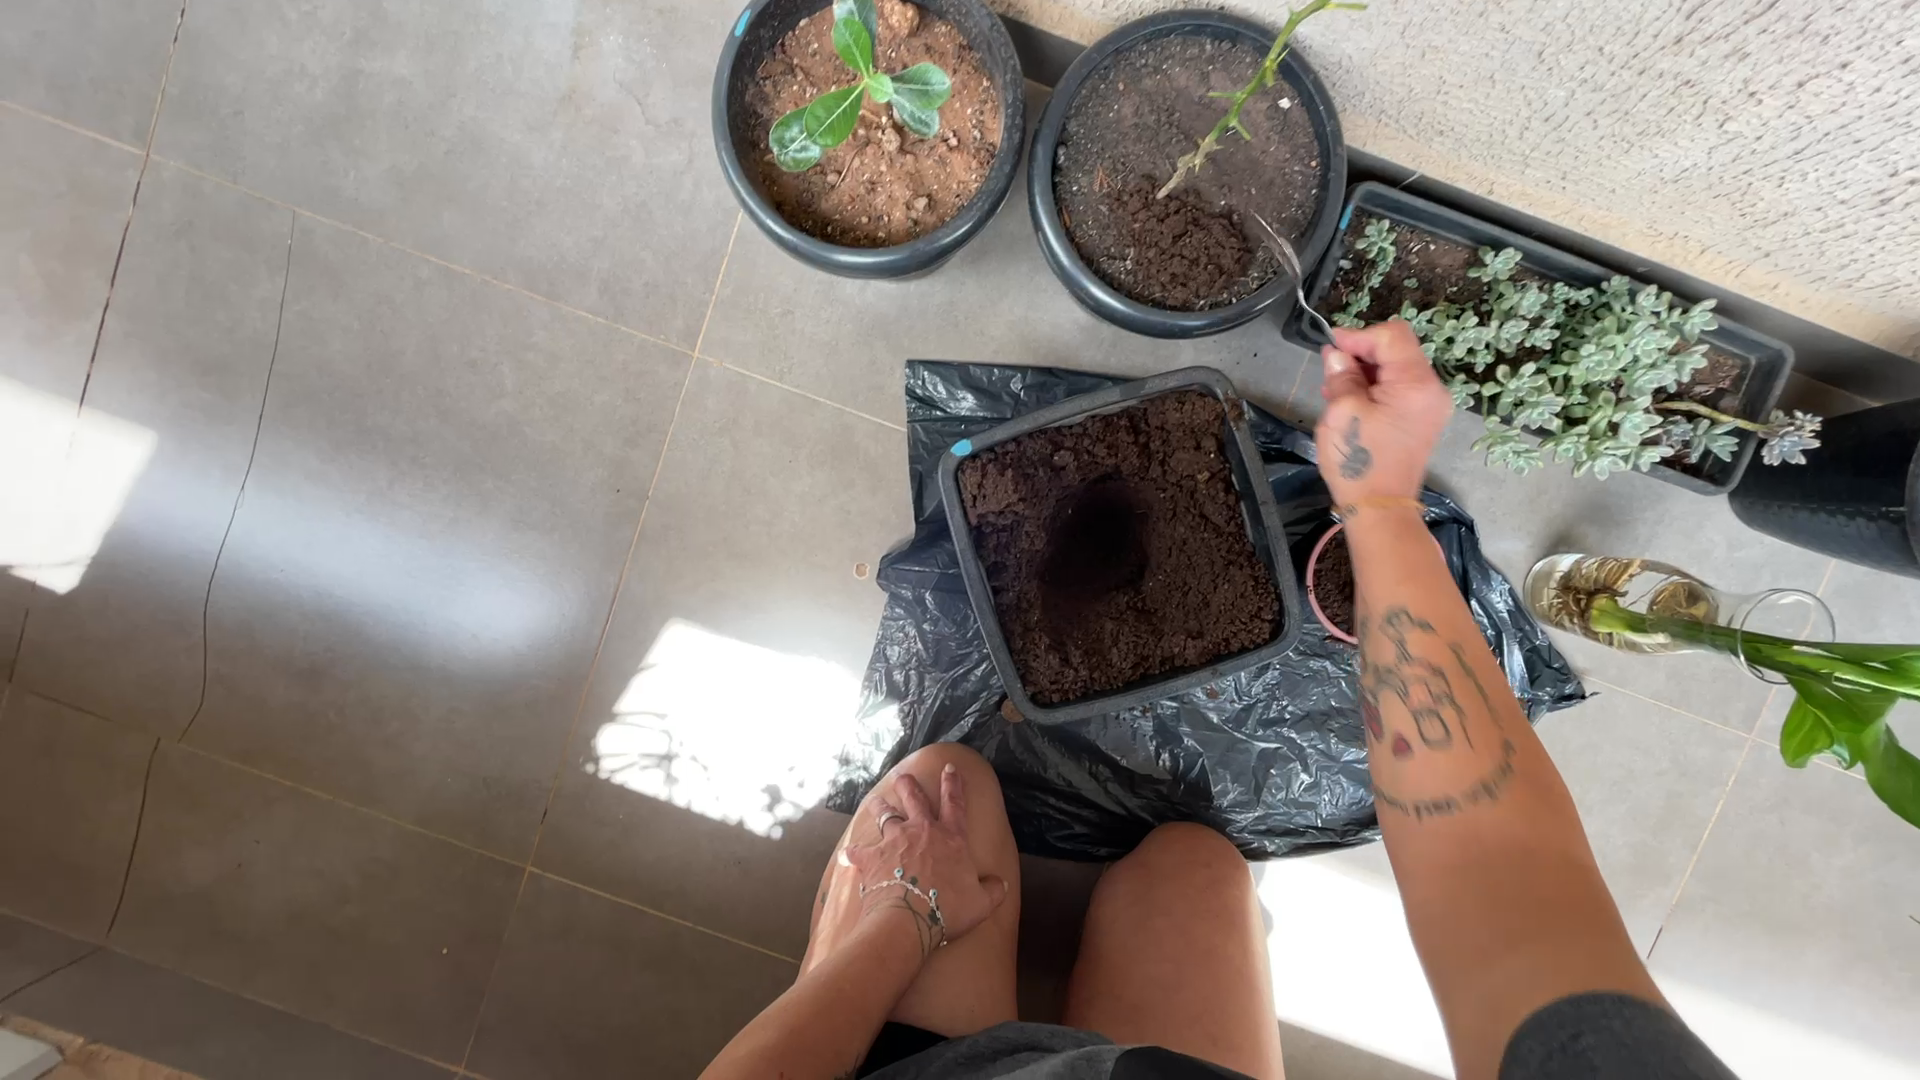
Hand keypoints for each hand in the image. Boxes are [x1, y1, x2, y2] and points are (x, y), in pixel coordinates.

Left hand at [839, 765, 1007, 958]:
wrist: (910, 918)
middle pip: (914, 799)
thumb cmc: (948, 909)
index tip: (948, 767)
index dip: (953, 784)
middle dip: (910, 785)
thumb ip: (992, 891)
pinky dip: (854, 853)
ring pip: (885, 815)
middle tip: (904, 776)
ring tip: (875, 801)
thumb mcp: (981, 903)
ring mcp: (895, 840)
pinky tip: (848, 854)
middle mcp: (922, 831)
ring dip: (880, 807)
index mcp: (950, 837)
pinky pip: (860, 851)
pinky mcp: (873, 857)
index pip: (955, 803)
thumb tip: (1000, 884)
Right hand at [1314, 321, 1452, 504]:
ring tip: (1334, 389)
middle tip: (1329, 371)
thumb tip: (1336, 355)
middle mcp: (1431, 389)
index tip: (1328, 346)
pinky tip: (1350, 402)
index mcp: (1416, 383)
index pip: (1392, 337)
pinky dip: (1374, 388)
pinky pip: (1398, 390)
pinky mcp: (1420, 420)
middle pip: (1397, 351)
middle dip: (1361, 354)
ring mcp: (1429, 406)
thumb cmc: (1358, 460)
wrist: (1378, 507)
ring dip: (1365, 372)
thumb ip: (1341, 377)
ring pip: (1396, 370)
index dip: (1358, 336)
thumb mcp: (1342, 413)